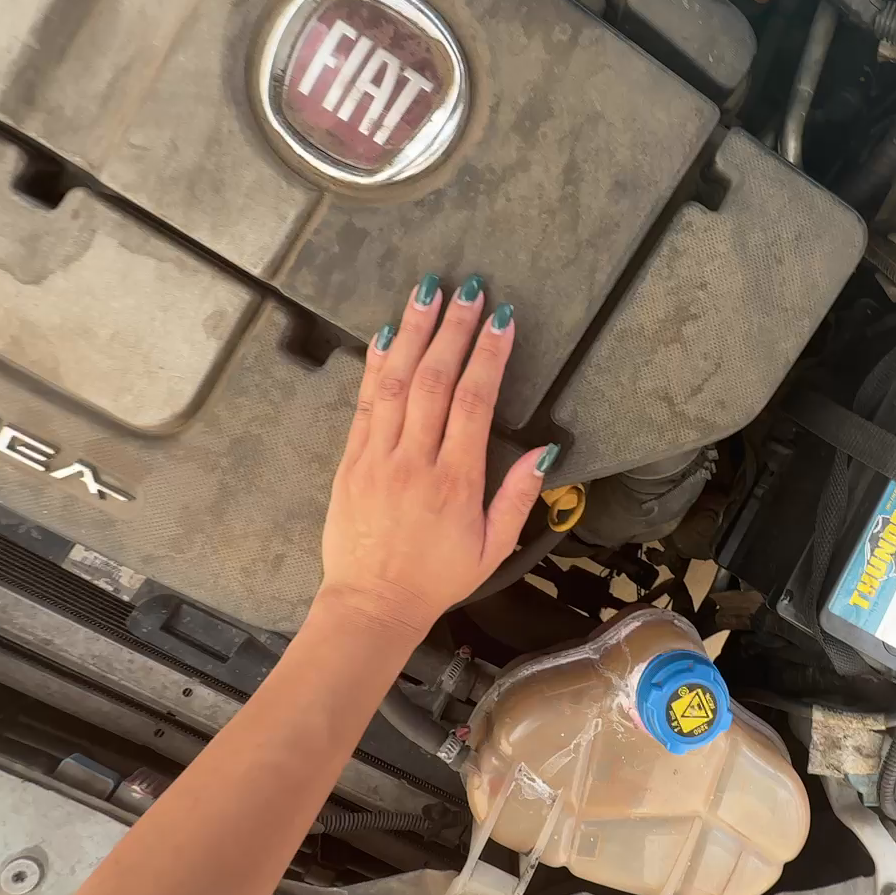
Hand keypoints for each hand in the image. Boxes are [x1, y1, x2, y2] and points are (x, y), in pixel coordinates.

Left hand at [315, 274, 552, 632]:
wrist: (370, 604)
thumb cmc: (439, 577)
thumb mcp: (493, 548)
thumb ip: (518, 497)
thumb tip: (545, 451)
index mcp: (456, 481)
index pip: (474, 402)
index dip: (489, 356)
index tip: (501, 320)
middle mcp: (415, 459)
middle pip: (435, 380)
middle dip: (453, 329)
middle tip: (467, 290)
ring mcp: (377, 456)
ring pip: (396, 382)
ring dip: (413, 333)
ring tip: (426, 293)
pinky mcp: (350, 460)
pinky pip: (364, 404)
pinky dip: (375, 365)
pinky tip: (385, 334)